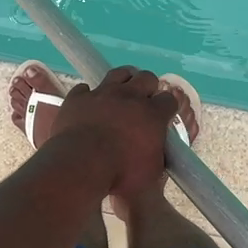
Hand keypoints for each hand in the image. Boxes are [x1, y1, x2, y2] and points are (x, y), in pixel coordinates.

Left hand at [49, 66, 178, 198]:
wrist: (81, 164)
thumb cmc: (120, 173)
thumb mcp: (150, 174)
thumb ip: (157, 158)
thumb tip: (156, 156)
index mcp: (152, 114)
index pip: (169, 100)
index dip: (166, 107)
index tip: (163, 115)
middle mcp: (129, 96)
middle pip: (146, 77)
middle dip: (147, 86)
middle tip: (142, 101)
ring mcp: (102, 93)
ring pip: (118, 73)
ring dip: (122, 80)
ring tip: (119, 92)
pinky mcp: (78, 98)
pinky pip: (83, 89)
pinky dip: (86, 95)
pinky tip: (86, 105)